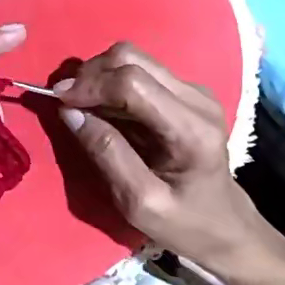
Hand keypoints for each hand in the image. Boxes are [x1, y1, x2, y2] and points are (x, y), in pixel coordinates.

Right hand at [56, 43, 277, 272]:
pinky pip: (140, 71)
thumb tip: (70, 113)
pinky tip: (102, 108)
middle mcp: (197, 99)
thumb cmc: (184, 224)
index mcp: (191, 129)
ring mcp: (193, 91)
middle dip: (91, 74)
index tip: (59, 101)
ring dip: (99, 75)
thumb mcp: (138, 203)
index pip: (133, 83)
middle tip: (66, 101)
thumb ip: (106, 155)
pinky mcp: (185, 91)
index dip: (91, 85)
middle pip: (132, 58)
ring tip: (80, 104)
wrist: (225, 226)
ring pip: (134, 58)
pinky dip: (111, 82)